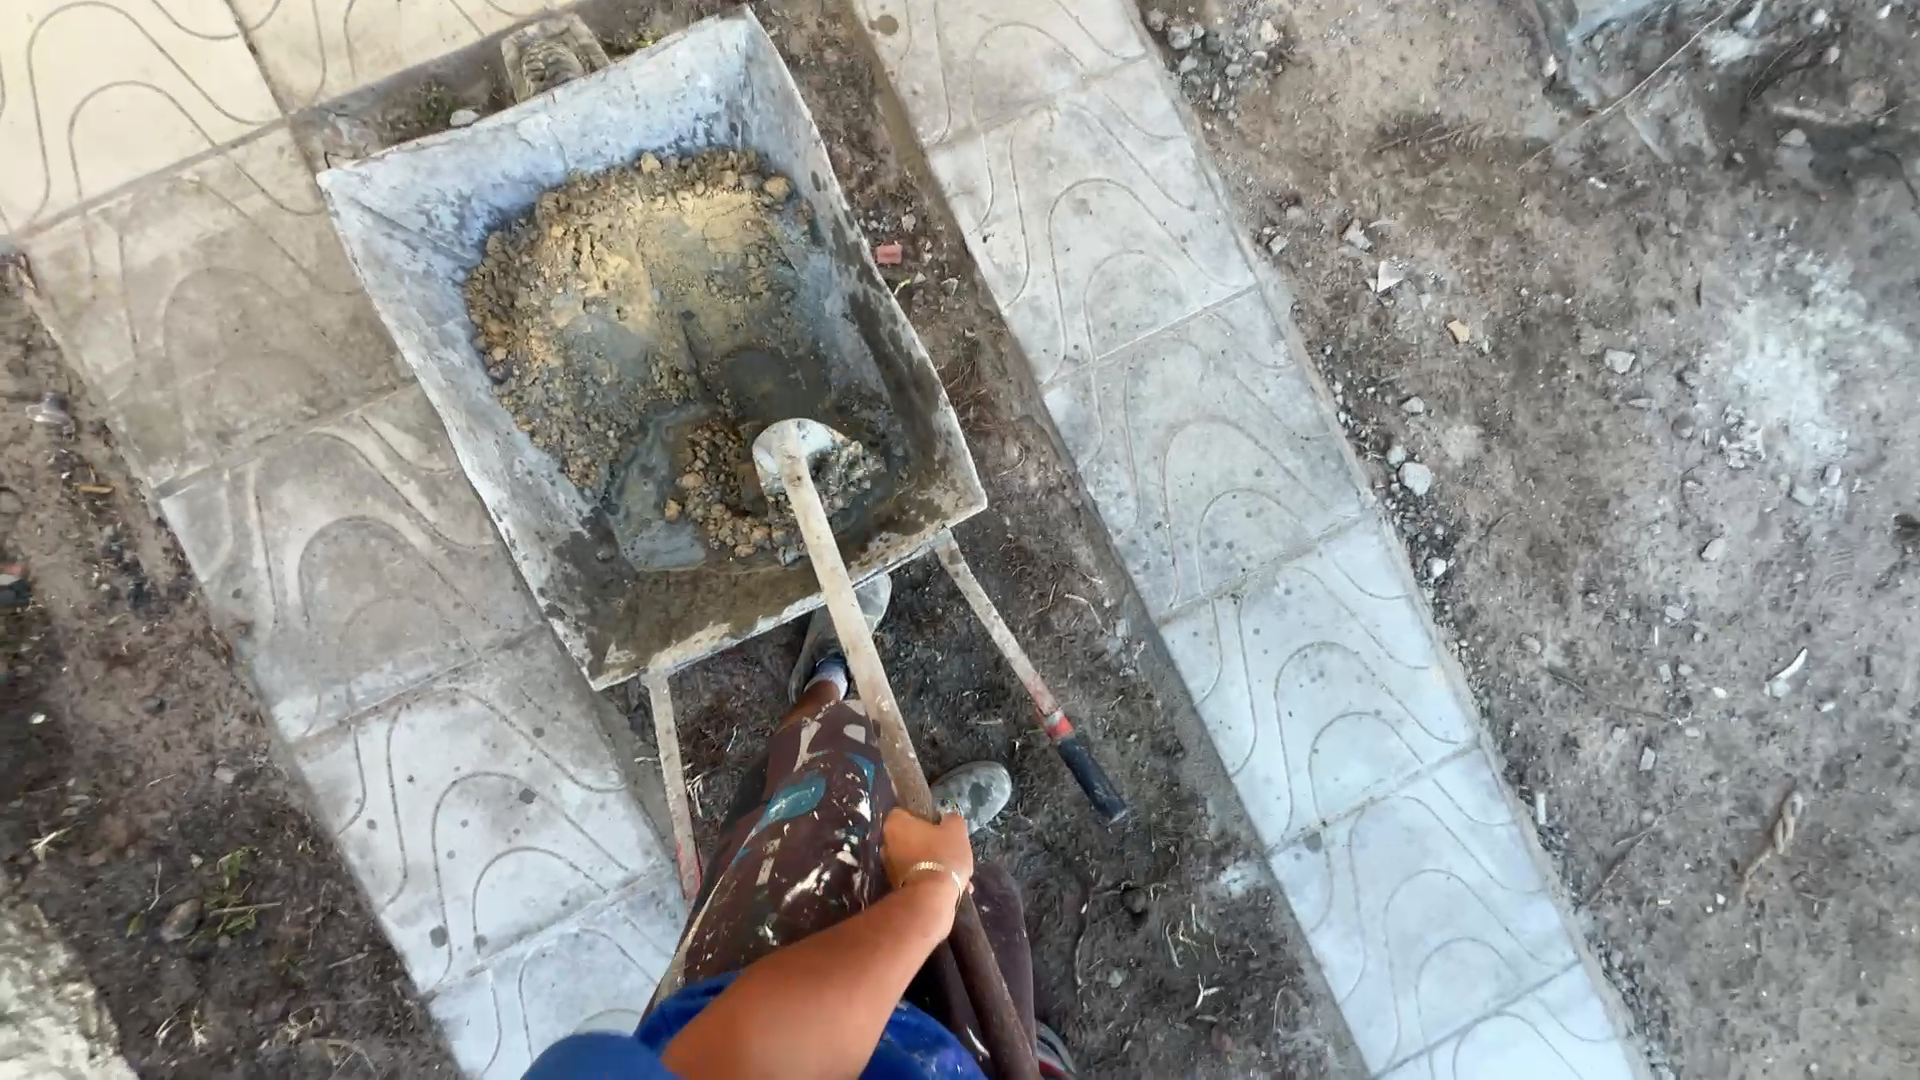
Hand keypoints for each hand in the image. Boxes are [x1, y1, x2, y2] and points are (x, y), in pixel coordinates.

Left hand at [881, 809, 973, 899]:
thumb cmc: (941, 855)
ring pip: (915, 859)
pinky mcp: (898, 888)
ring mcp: (890, 869)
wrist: (932, 898)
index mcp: (895, 824)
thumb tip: (948, 820)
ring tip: (956, 872)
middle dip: (927, 842)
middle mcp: (887, 845)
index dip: (922, 816)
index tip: (937, 823)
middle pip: (909, 837)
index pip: (904, 812)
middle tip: (947, 847)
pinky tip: (953, 887)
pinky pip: (918, 878)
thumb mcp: (956, 829)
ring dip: (932, 864)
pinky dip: (931, 880)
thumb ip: (951, 819)